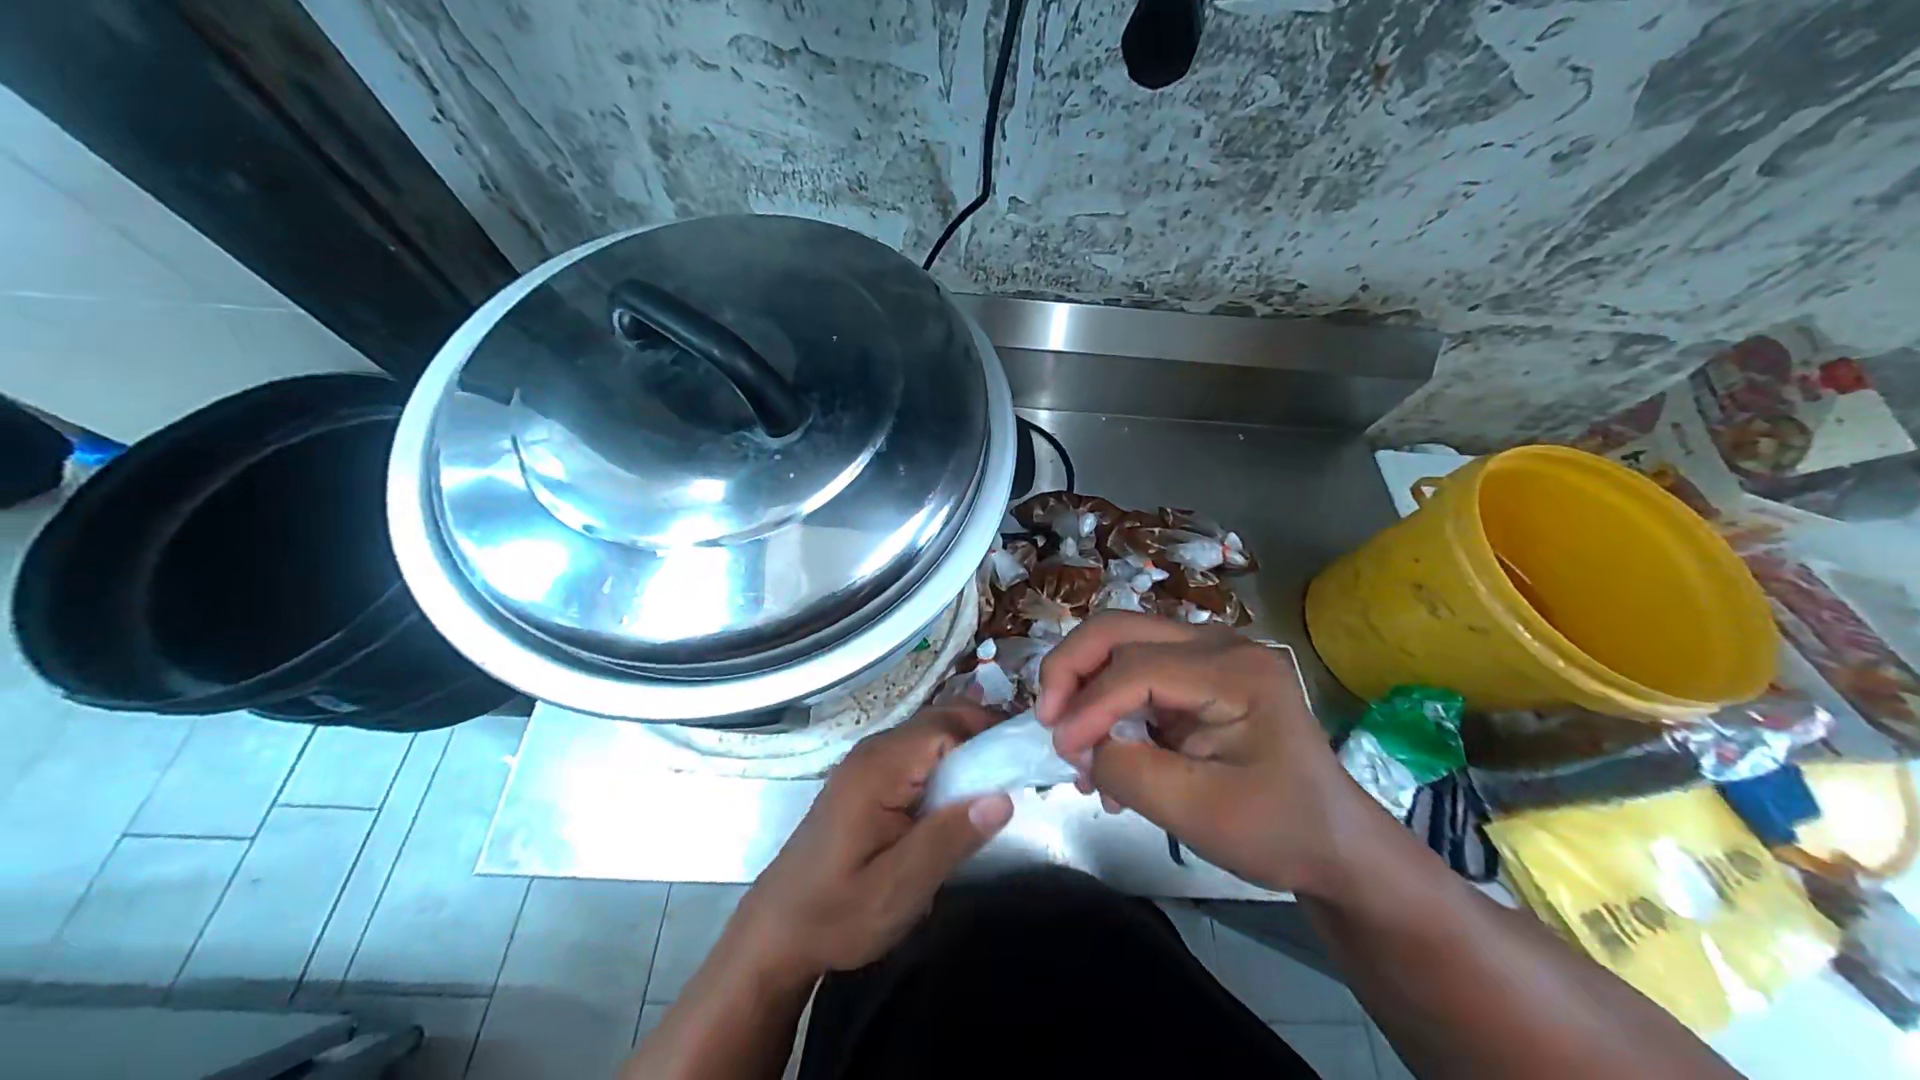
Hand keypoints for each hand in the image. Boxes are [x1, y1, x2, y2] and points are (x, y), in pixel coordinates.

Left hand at [731, 703, 1015, 980]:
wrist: (779, 930)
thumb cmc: (836, 913)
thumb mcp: (898, 888)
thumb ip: (950, 838)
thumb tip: (1003, 797)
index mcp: (879, 768)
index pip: (947, 727)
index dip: (990, 738)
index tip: (1027, 764)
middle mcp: (874, 751)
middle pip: (942, 721)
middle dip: (986, 737)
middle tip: (1024, 772)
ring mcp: (870, 762)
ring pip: (933, 735)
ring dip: (971, 751)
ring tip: (1005, 784)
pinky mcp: (871, 778)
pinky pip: (920, 755)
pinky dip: (950, 765)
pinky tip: (967, 796)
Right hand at [1037, 611, 1378, 895]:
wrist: (1334, 847)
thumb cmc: (1279, 831)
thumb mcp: (1198, 811)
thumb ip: (1126, 771)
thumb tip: (1075, 747)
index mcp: (1236, 671)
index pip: (1137, 667)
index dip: (1088, 706)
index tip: (1061, 752)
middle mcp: (1220, 645)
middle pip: (1121, 628)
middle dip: (1072, 668)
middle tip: (1046, 716)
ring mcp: (1210, 657)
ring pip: (1122, 643)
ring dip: (1085, 684)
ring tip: (1072, 741)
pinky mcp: (1198, 677)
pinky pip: (1135, 673)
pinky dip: (1107, 703)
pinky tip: (1103, 752)